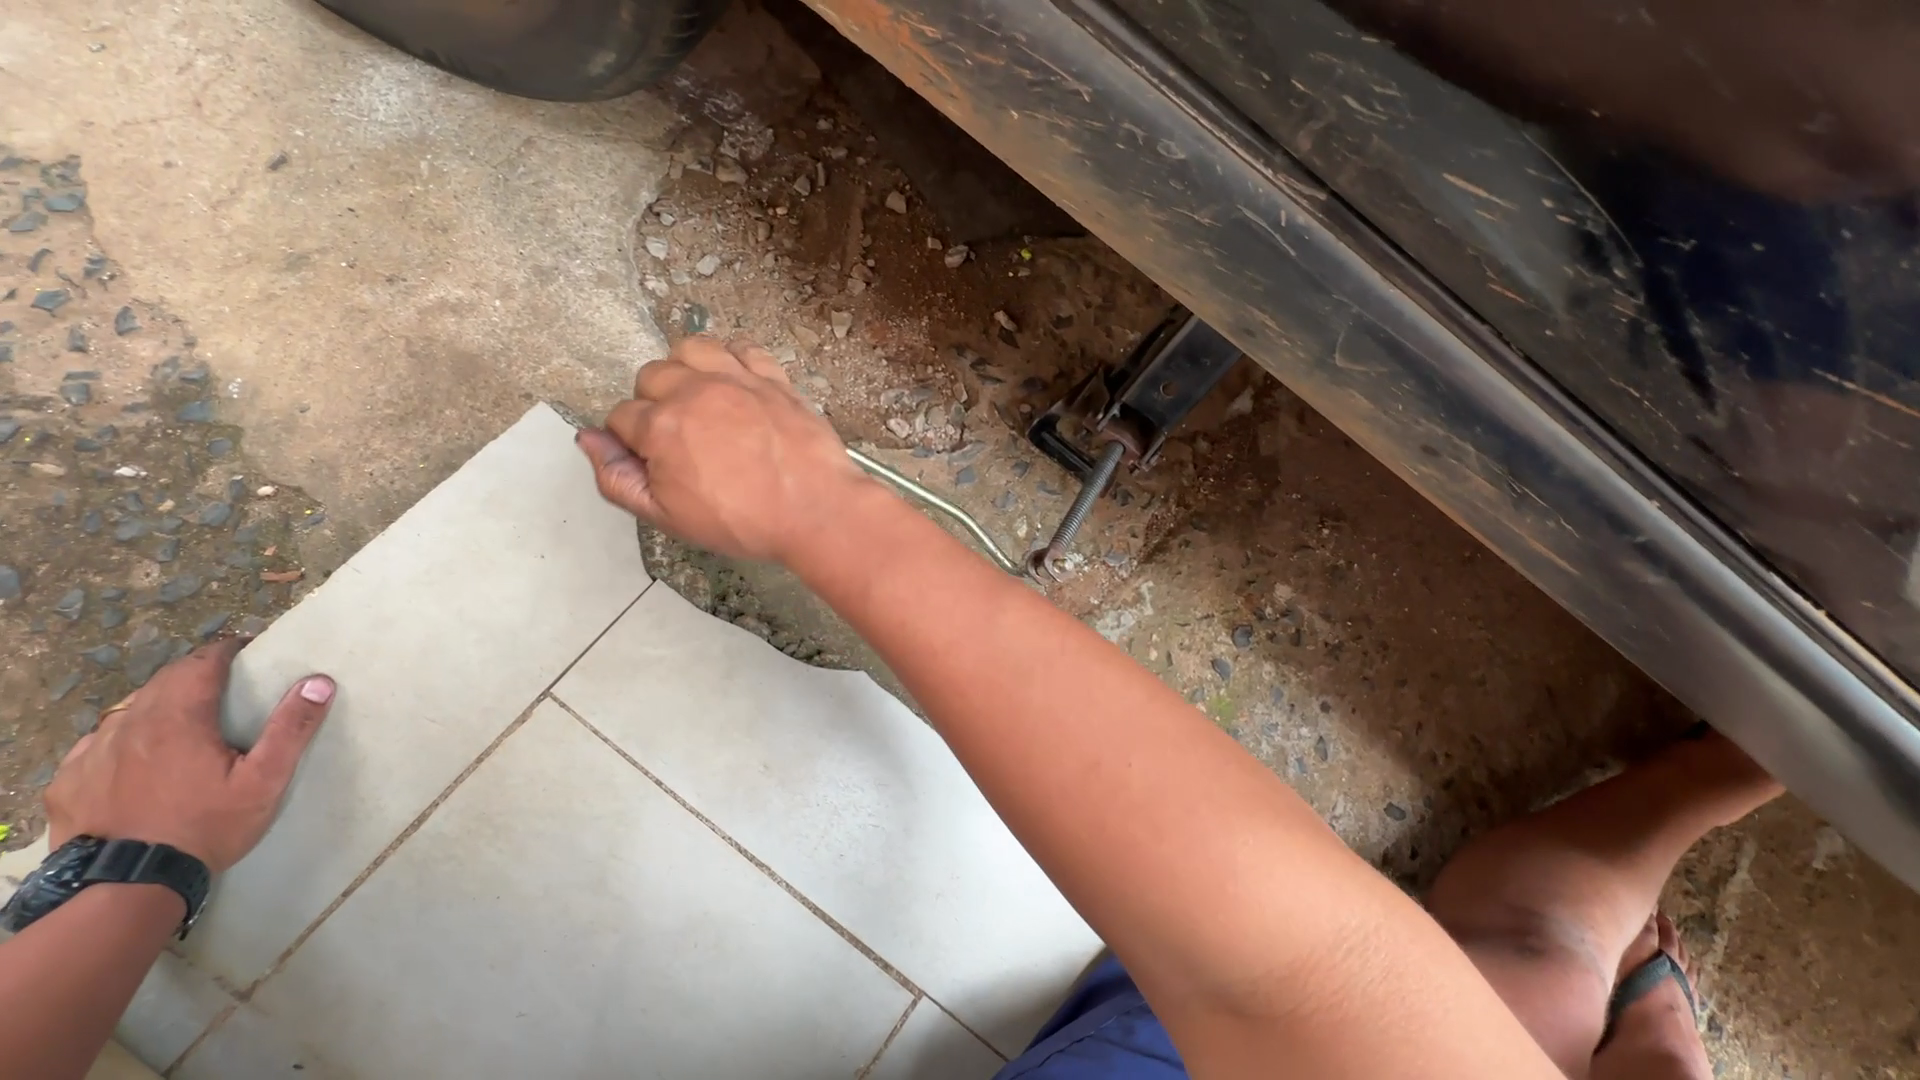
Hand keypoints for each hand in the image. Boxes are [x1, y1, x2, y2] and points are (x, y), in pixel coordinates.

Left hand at [45, 640, 334, 874]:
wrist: (127, 885)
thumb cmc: (206, 827)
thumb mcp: (264, 781)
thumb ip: (290, 728)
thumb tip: (318, 682)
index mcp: (177, 718)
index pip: (200, 663)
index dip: (225, 651)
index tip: (246, 652)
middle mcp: (129, 725)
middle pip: (162, 682)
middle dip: (194, 675)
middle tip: (222, 687)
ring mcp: (92, 754)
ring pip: (127, 711)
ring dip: (157, 706)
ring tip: (181, 724)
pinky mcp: (68, 782)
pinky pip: (97, 745)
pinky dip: (121, 741)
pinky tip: (135, 761)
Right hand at [577, 336, 872, 563]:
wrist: (816, 510)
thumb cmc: (744, 521)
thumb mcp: (668, 516)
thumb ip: (618, 478)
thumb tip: (588, 440)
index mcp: (661, 426)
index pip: (620, 417)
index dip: (631, 441)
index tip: (653, 461)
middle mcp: (694, 391)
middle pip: (651, 376)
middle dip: (653, 403)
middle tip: (679, 437)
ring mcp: (737, 379)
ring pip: (690, 349)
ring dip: (686, 370)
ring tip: (699, 400)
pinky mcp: (773, 378)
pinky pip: (743, 347)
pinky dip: (733, 358)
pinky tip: (735, 383)